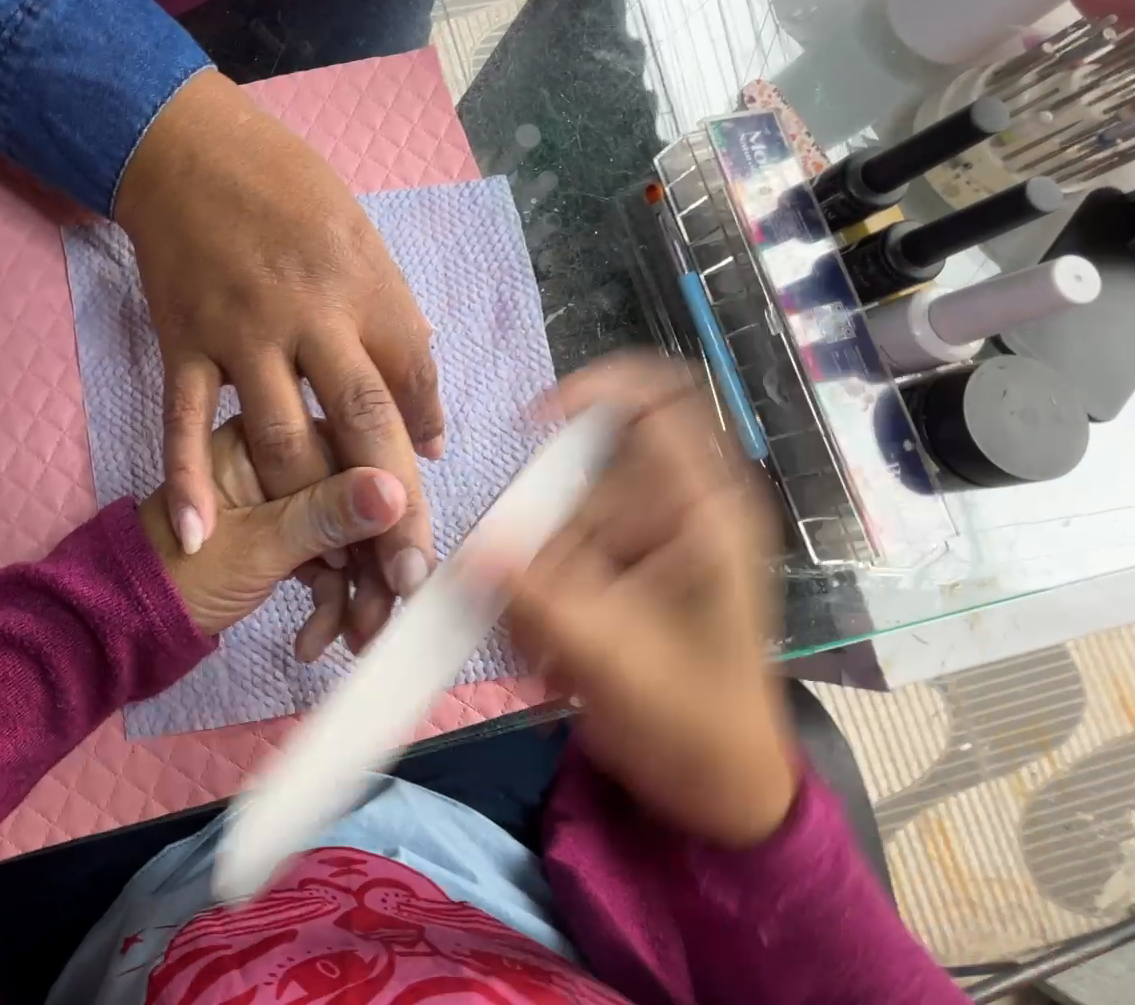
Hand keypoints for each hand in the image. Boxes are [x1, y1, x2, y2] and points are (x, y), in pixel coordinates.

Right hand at [114, 70, 442, 611]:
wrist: (186, 151)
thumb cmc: (286, 193)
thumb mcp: (363, 245)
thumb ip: (397, 333)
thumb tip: (430, 429)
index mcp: (363, 285)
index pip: (411, 384)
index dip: (425, 457)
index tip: (428, 520)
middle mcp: (309, 313)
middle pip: (359, 421)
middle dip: (386, 505)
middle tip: (403, 581)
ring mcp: (240, 331)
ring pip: (279, 435)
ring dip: (303, 508)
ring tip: (327, 573)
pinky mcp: (182, 344)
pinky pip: (185, 421)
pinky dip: (189, 481)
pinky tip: (199, 536)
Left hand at [139, 419, 408, 658]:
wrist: (129, 619)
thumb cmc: (178, 573)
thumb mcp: (256, 545)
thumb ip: (325, 515)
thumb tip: (395, 489)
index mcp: (264, 436)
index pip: (353, 459)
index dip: (389, 516)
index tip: (410, 570)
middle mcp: (279, 459)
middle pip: (355, 503)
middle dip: (372, 569)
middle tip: (380, 624)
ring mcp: (282, 499)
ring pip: (345, 538)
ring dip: (355, 594)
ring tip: (352, 642)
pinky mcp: (282, 535)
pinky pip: (324, 561)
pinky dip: (328, 600)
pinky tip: (314, 640)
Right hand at [484, 355, 794, 846]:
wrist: (711, 787)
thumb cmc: (693, 724)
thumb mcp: (618, 662)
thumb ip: (541, 600)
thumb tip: (470, 549)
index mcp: (702, 512)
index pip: (657, 402)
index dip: (593, 393)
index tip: (528, 427)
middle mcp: (669, 514)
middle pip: (573, 477)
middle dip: (538, 539)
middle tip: (535, 611)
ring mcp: (634, 546)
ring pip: (547, 524)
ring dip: (530, 585)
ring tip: (553, 653)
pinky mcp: (607, 575)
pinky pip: (541, 559)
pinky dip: (531, 603)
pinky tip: (554, 656)